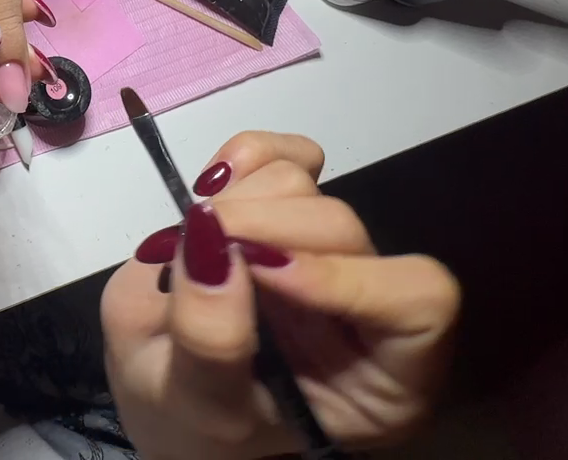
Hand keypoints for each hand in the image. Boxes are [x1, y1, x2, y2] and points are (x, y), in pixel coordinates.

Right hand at [101, 132, 459, 459]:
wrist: (152, 382)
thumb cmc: (184, 415)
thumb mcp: (195, 399)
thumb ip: (211, 337)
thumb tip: (210, 240)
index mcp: (381, 380)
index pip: (415, 304)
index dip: (341, 276)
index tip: (255, 270)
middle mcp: (362, 308)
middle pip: (345, 229)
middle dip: (263, 225)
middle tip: (195, 238)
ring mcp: (316, 250)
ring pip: (304, 185)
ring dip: (237, 197)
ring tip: (191, 232)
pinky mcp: (274, 209)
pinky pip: (282, 154)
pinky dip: (244, 153)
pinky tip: (211, 184)